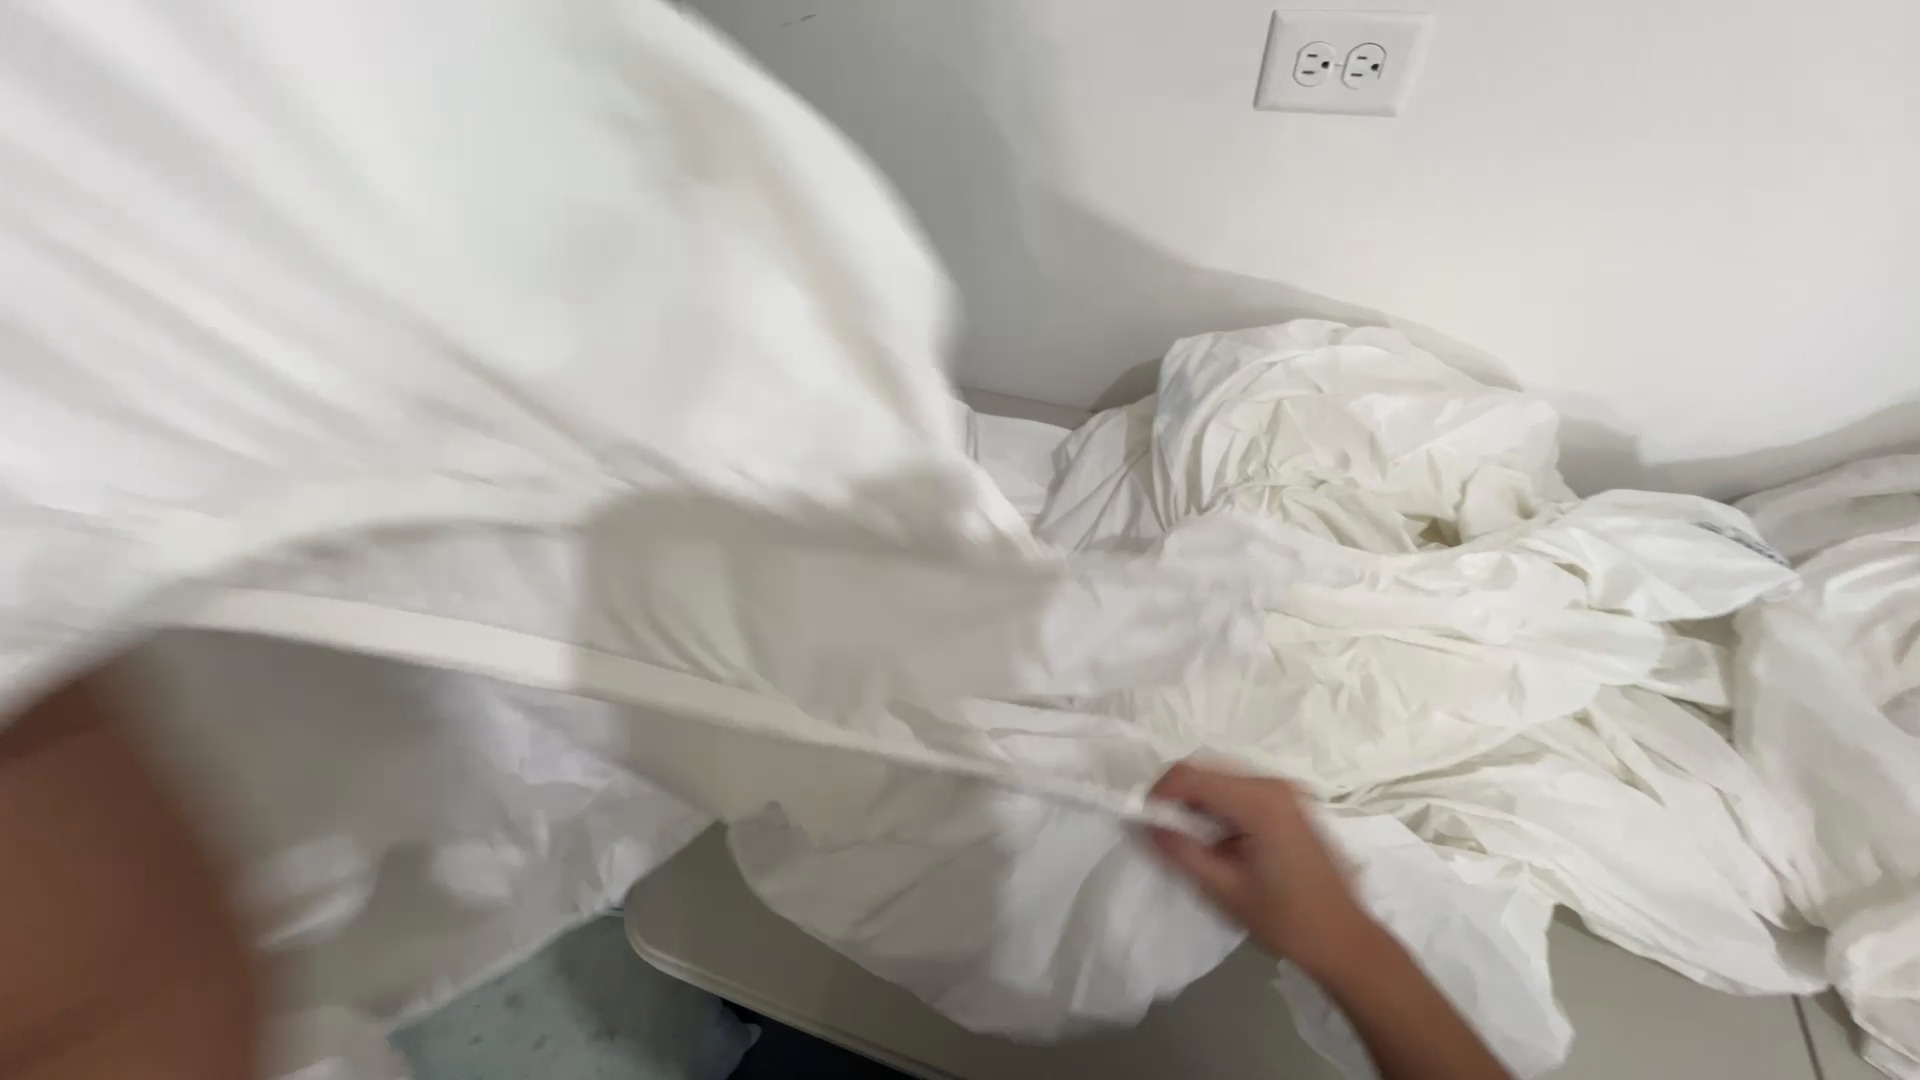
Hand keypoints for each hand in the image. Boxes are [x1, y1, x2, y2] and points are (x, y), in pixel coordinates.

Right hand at [1146, 761, 1378, 978]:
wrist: (1348, 942)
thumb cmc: (1287, 920)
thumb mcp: (1224, 890)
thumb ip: (1179, 852)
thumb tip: (1139, 825)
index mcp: (1258, 801)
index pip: (1189, 774)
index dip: (1158, 794)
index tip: (1147, 824)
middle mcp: (1273, 784)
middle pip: (1205, 769)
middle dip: (1177, 797)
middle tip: (1168, 835)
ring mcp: (1286, 790)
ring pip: (1221, 776)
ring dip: (1198, 801)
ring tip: (1195, 841)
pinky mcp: (1291, 801)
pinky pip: (1241, 788)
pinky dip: (1220, 804)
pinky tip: (1222, 840)